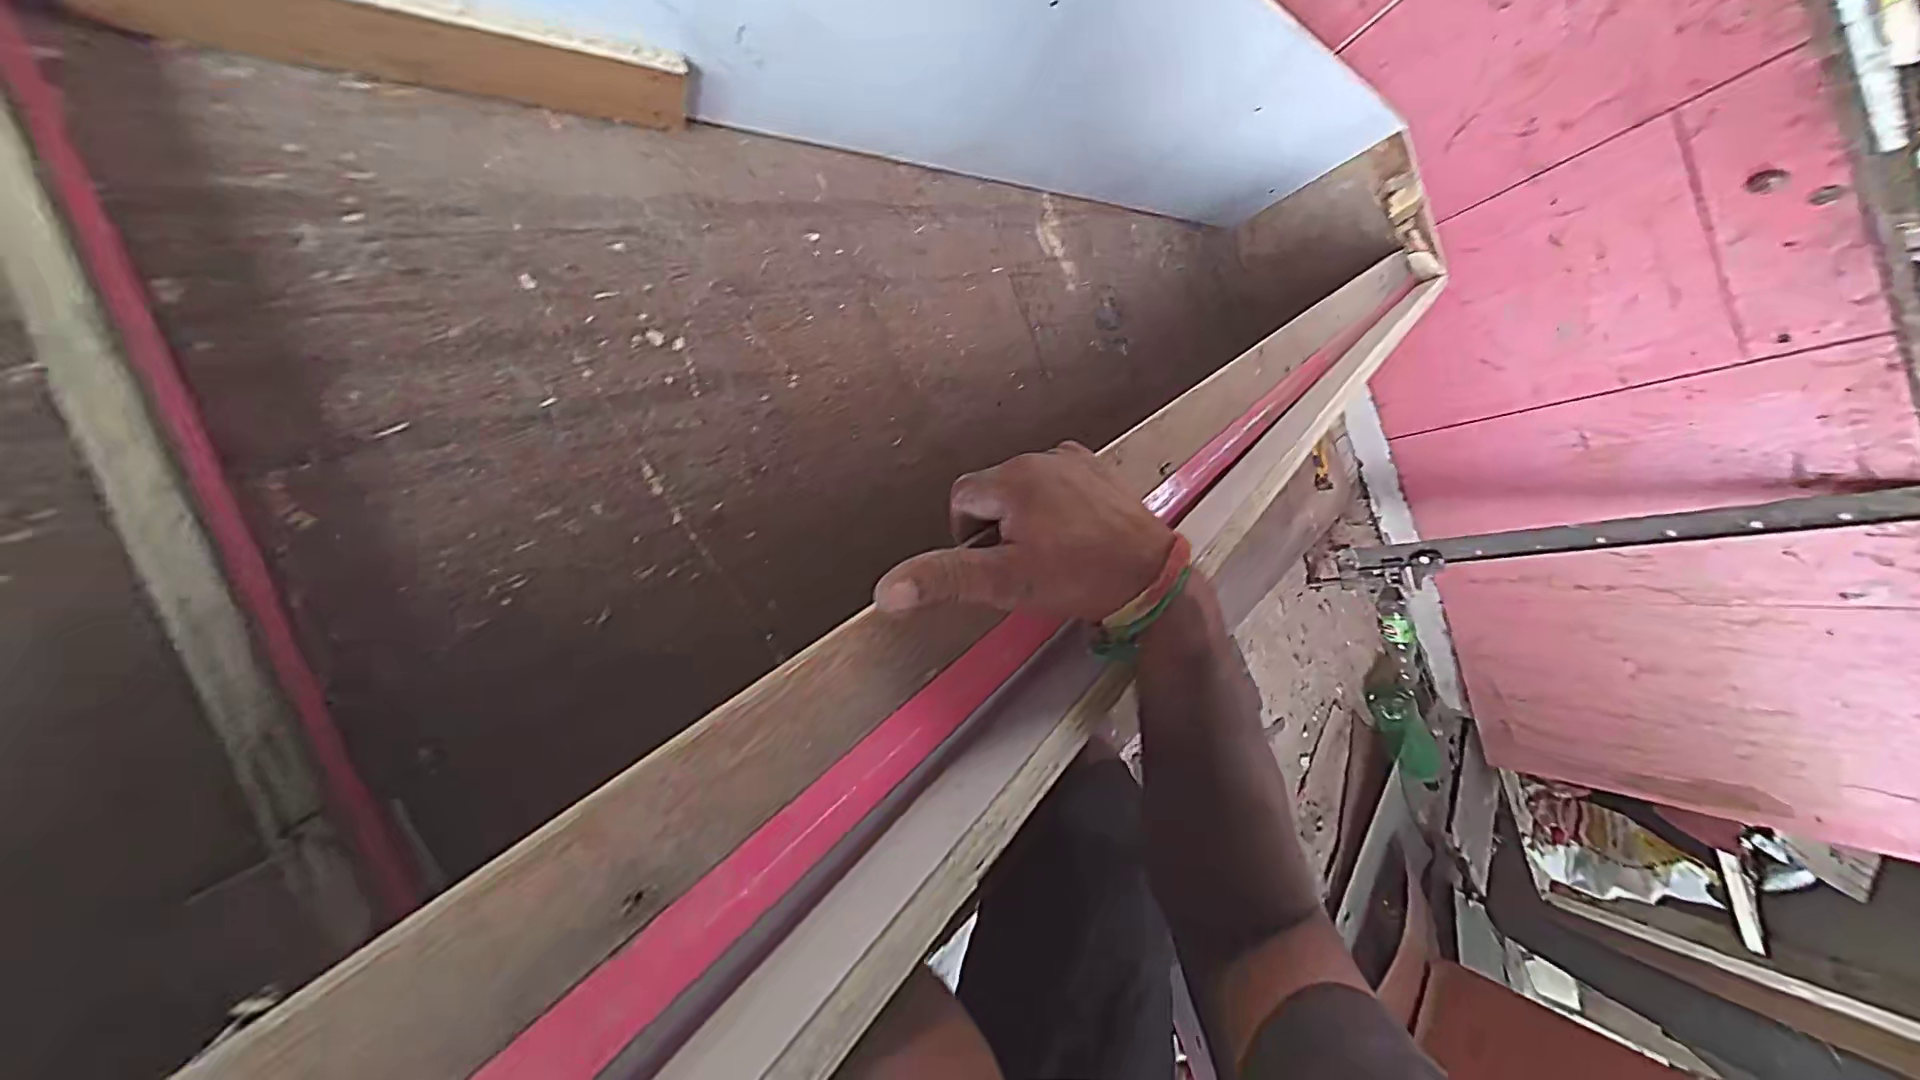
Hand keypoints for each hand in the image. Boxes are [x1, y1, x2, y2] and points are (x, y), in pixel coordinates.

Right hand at [874, 442, 1174, 620]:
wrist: (1150, 577)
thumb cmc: (1080, 577)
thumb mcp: (1004, 583)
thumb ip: (944, 578)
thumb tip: (887, 589)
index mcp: (1012, 479)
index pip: (961, 497)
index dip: (968, 535)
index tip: (994, 561)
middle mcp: (1041, 458)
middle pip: (992, 490)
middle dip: (997, 526)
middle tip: (1024, 562)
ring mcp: (1072, 461)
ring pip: (1024, 486)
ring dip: (1025, 515)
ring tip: (1051, 551)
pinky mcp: (1096, 470)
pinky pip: (1056, 482)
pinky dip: (1053, 504)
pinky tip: (1071, 533)